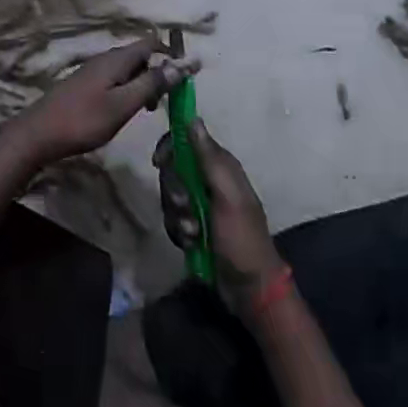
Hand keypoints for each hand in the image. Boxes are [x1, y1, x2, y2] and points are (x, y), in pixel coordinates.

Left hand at [2, 38, 191, 167]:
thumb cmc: (84, 120)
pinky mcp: (84, 85)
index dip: (171, 53)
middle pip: (140, 56)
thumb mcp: (123, 105)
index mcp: (117, 59)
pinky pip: (114, 80)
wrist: (36, 135)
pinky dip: (127, 91)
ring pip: (127, 70)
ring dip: (142, 84)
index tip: (186, 74)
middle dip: (158, 72)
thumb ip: (153, 84)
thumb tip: (183, 64)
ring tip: (145, 110)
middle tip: (165, 100)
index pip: (151, 43)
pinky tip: (122, 112)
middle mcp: (105, 58)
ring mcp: (92, 71)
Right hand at [155, 119, 283, 314]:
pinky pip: (172, 220)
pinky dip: (179, 232)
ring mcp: (200, 204)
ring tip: (194, 232)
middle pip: (172, 170)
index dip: (169, 148)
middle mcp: (208, 180)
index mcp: (220, 166)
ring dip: (178, 216)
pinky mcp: (193, 226)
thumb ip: (209, 158)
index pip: (186, 141)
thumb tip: (193, 118)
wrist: (249, 288)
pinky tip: (192, 243)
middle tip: (187, 206)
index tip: (158, 162)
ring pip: (170, 197)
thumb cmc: (242, 238)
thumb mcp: (228, 196)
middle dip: (174, 190)